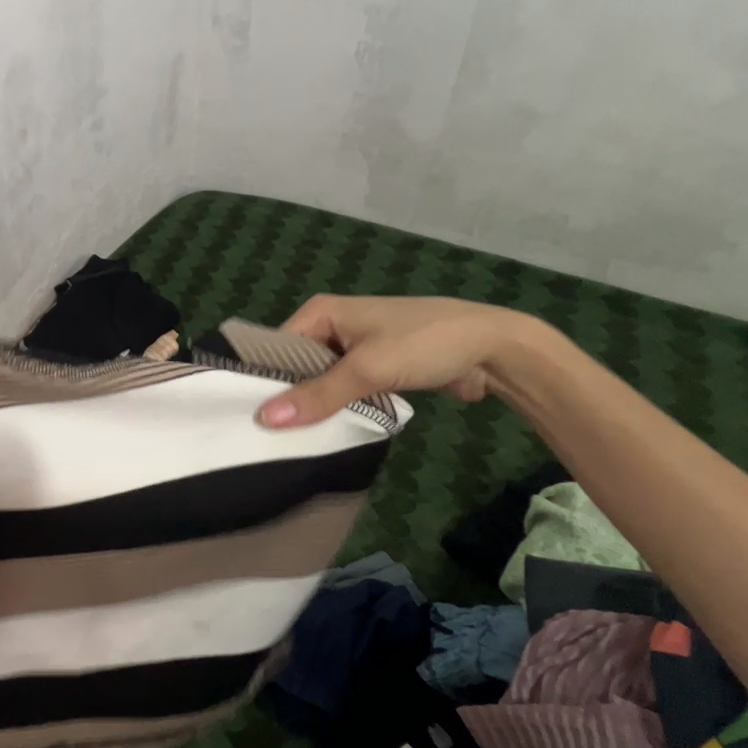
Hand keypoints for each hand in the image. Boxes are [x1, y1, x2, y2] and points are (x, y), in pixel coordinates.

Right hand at [257, 295, 540, 427]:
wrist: (497, 350)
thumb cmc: (424, 343)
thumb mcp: (367, 369)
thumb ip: (317, 395)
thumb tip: (265, 419)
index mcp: (320, 311)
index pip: (275, 346)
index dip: (264, 378)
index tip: (251, 412)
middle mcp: (332, 325)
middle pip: (297, 364)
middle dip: (291, 395)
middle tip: (272, 432)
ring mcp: (356, 346)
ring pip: (323, 380)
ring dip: (318, 404)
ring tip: (297, 436)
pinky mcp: (378, 366)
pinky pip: (346, 389)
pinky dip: (341, 406)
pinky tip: (332, 429)